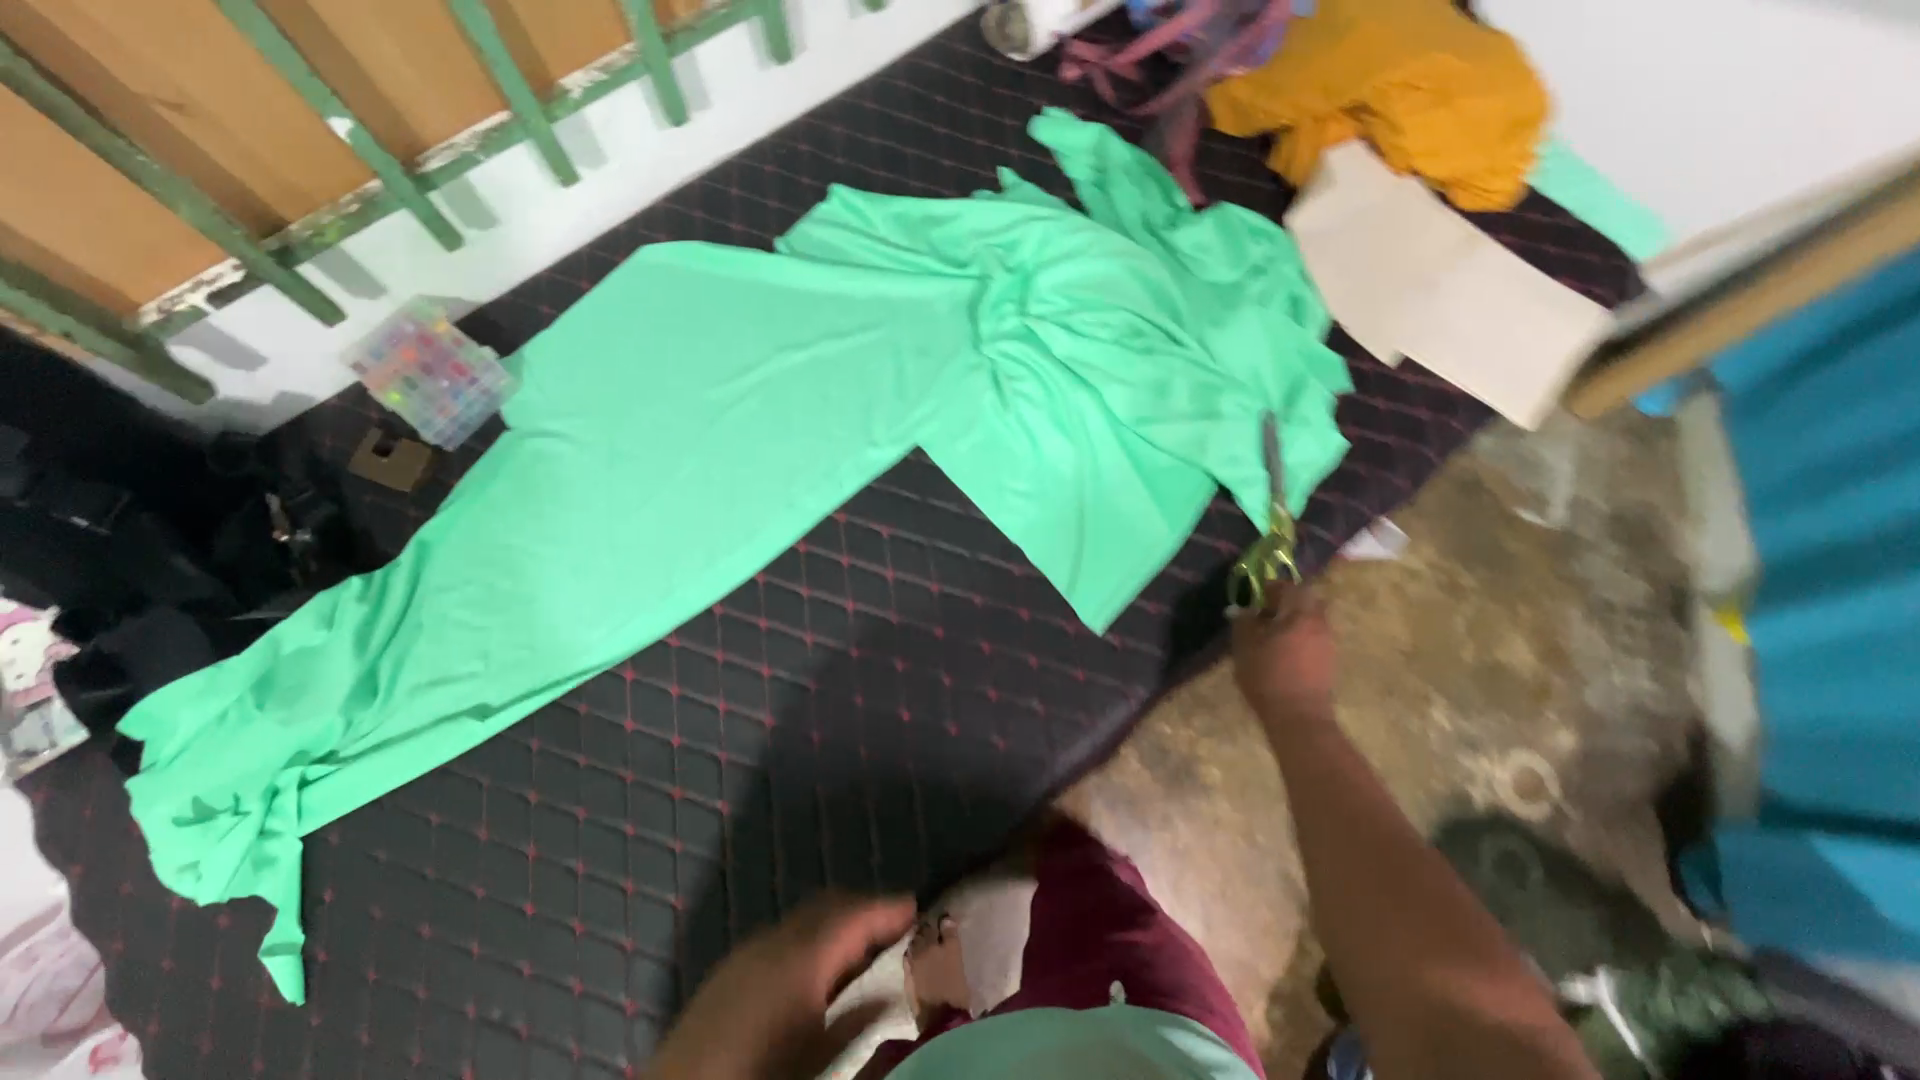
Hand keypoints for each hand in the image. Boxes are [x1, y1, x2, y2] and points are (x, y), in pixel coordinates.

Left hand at [648, 892, 914, 1079]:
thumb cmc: (760, 1078)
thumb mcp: (821, 1063)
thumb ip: (861, 1026)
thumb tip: (893, 999)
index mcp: (800, 958)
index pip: (854, 913)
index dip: (888, 908)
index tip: (918, 909)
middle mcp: (771, 942)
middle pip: (827, 906)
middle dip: (863, 911)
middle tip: (898, 928)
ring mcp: (743, 954)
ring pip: (801, 921)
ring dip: (834, 926)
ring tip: (862, 952)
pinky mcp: (724, 974)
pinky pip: (778, 939)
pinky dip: (807, 941)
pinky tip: (814, 975)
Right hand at [1230, 581, 1334, 723]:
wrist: (1299, 716)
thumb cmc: (1268, 677)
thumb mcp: (1245, 647)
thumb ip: (1243, 623)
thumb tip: (1244, 610)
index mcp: (1300, 614)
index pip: (1290, 587)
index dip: (1272, 587)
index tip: (1256, 594)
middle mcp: (1320, 623)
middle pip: (1307, 601)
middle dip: (1288, 602)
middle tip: (1266, 612)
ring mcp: (1328, 643)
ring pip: (1313, 619)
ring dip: (1295, 620)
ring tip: (1273, 635)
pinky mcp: (1329, 661)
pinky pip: (1315, 637)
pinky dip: (1301, 637)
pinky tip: (1284, 652)